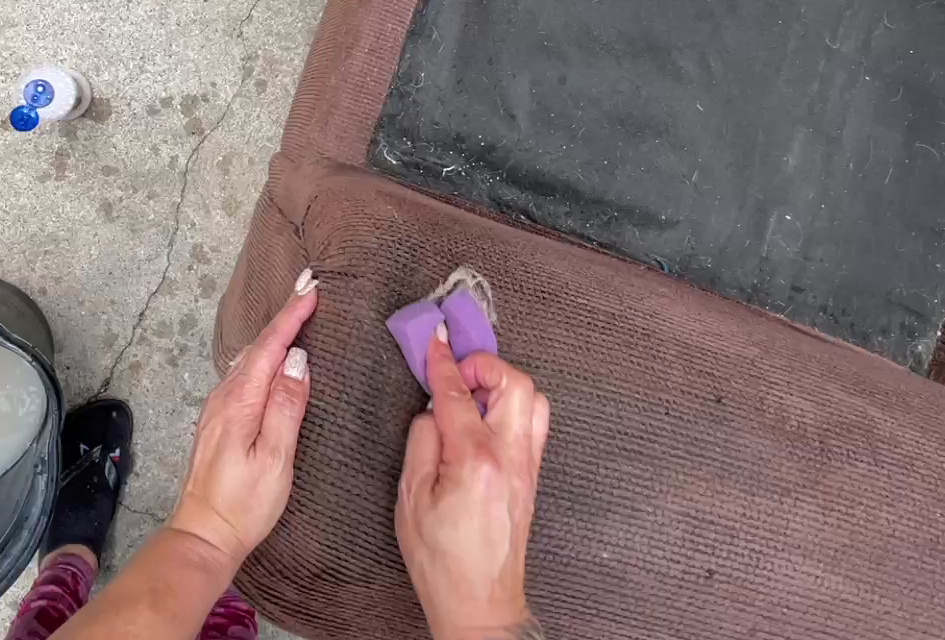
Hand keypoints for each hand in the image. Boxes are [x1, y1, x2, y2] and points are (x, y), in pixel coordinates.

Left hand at [167, 269, 318, 568]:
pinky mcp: (220, 416)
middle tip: (309, 289)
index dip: (291, 315)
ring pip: (250, 356)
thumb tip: (298, 360)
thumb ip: (286, 406)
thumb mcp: (275, 459)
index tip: (311, 288)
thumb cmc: (244, 504)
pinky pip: (245, 371)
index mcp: (241, 400)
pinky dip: (263, 352)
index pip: (271, 345)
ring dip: (274, 332)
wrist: (202, 534)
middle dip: (285, 315)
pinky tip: (272, 354)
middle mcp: (226, 394)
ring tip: (296, 312)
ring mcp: (219, 404)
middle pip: (259, 344)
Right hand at [396, 325, 550, 639]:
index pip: (458, 393)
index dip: (442, 361)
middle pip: (515, 383)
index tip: (435, 340)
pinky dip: (511, 405)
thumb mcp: (411, 496)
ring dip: (502, 384)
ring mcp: (527, 467)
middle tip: (456, 374)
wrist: (480, 605)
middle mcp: (510, 457)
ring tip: (472, 394)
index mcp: (475, 459)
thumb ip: (422, 439)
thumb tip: (433, 409)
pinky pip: (533, 422)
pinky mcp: (531, 476)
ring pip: (534, 399)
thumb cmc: (439, 557)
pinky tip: (485, 418)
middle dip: (483, 365)